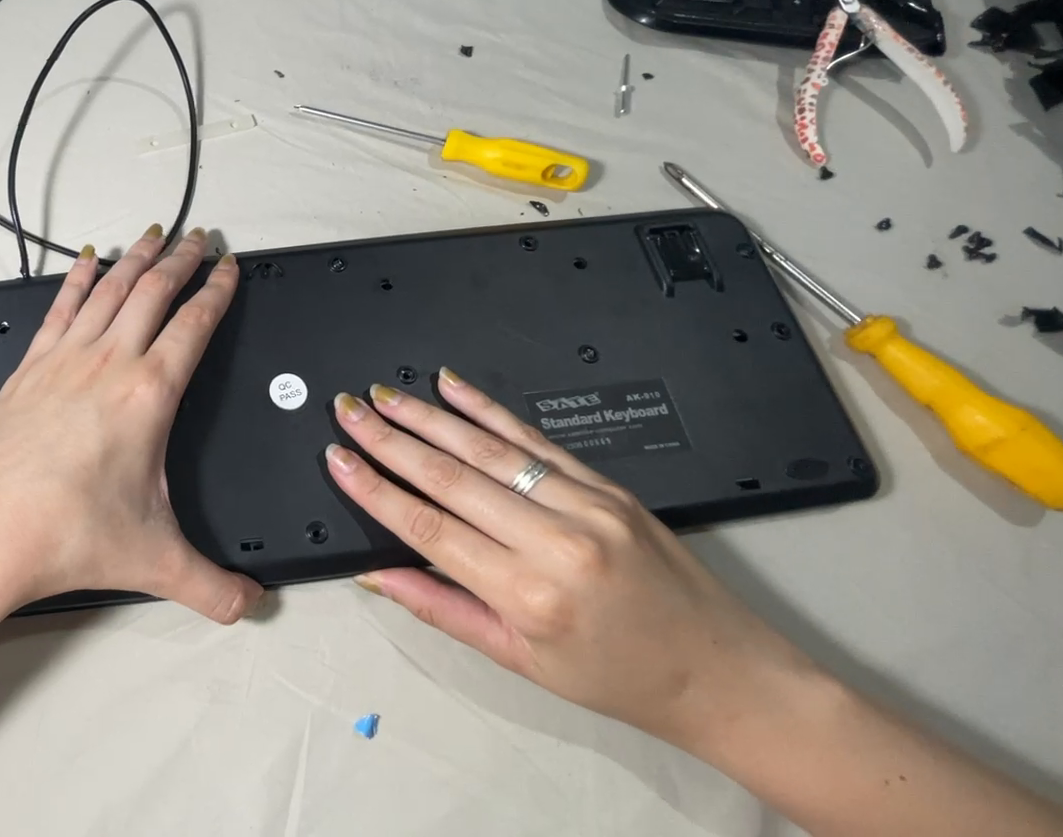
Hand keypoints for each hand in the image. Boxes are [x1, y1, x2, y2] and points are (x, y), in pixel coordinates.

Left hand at [0, 225, 262, 624]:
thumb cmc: (60, 535)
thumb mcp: (153, 561)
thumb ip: (212, 586)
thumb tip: (248, 605)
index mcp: (147, 394)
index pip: (193, 325)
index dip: (216, 291)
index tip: (227, 267)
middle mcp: (105, 364)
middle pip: (152, 292)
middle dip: (181, 260)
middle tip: (197, 235)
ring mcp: (61, 362)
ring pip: (107, 290)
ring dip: (134, 260)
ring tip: (152, 235)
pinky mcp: (26, 371)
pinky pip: (59, 308)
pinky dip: (77, 279)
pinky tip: (84, 262)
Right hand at [325, 372, 819, 747]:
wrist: (722, 671)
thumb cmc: (621, 676)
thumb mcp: (520, 659)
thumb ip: (442, 609)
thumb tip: (378, 575)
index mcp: (530, 595)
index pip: (430, 529)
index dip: (377, 490)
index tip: (340, 461)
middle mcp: (557, 542)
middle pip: (451, 477)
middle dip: (390, 440)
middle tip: (349, 412)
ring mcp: (586, 504)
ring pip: (488, 449)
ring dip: (428, 417)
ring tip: (384, 396)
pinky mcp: (605, 484)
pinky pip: (535, 438)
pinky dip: (489, 409)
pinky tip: (453, 387)